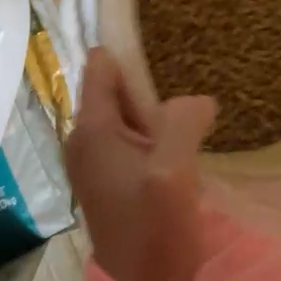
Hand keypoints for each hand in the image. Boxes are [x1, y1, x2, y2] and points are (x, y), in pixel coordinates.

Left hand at [67, 49, 216, 280]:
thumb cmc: (154, 231)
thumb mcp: (173, 173)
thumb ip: (182, 123)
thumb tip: (198, 100)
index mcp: (91, 128)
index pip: (100, 63)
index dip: (128, 51)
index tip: (161, 50)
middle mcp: (82, 138)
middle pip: (113, 88)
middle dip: (146, 88)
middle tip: (182, 95)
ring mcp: (92, 160)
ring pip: (123, 114)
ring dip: (151, 115)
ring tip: (184, 119)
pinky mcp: (105, 179)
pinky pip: (126, 139)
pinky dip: (148, 136)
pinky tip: (175, 147)